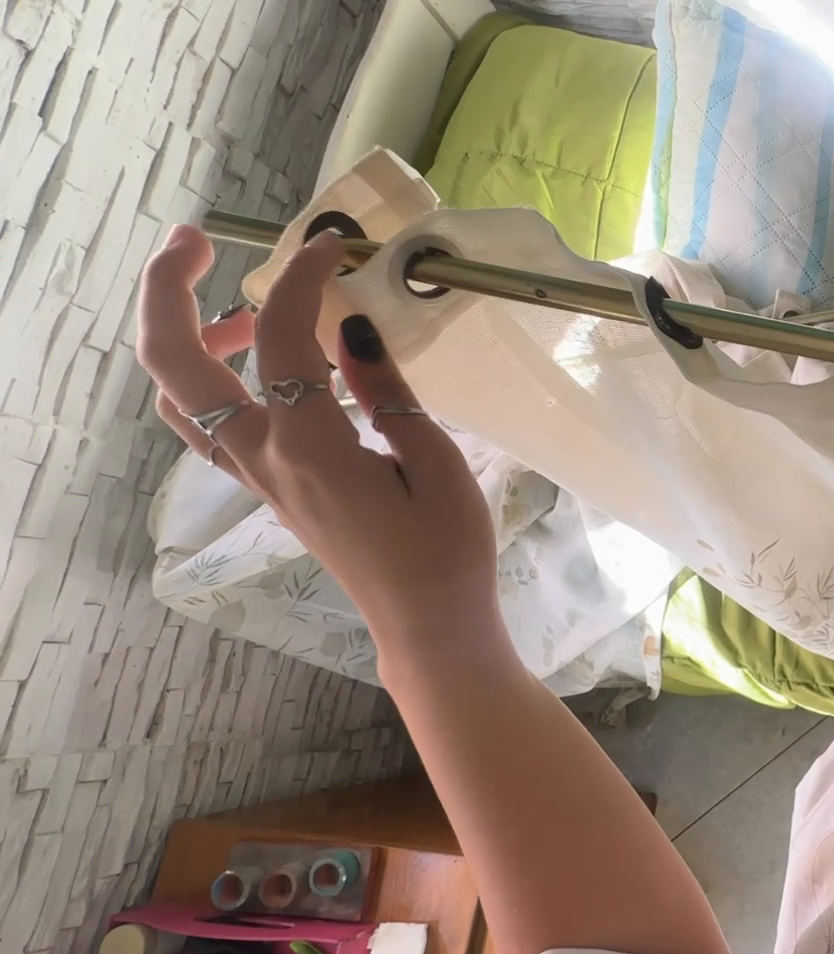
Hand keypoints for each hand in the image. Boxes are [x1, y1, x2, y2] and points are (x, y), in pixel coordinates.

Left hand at [138, 225, 507, 665]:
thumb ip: (390, 396)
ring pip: (177, 395)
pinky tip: (264, 377)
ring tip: (245, 314)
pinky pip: (207, 425)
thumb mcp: (437, 466)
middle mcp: (262, 456)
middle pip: (174, 360)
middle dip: (171, 288)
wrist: (427, 615)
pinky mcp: (271, 490)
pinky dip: (213, 383)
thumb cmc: (447, 547)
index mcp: (309, 446)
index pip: (287, 341)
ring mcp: (258, 476)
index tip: (334, 245)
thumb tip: (353, 333)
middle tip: (202, 243)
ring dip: (187, 339)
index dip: (302, 281)